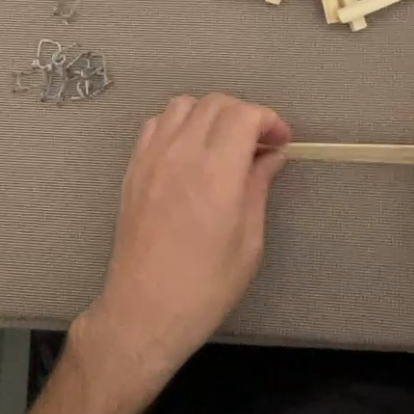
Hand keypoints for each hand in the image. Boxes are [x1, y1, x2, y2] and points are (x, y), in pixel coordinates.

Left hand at [82, 94, 289, 384]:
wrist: (144, 310)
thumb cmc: (205, 286)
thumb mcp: (249, 242)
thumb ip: (258, 188)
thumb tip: (271, 156)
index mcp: (215, 173)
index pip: (244, 115)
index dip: (268, 120)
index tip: (281, 140)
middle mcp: (180, 154)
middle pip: (215, 103)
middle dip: (244, 113)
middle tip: (260, 142)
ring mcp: (151, 158)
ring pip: (182, 105)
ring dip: (210, 113)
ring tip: (224, 142)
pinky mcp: (133, 168)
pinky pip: (155, 124)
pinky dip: (178, 124)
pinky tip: (190, 150)